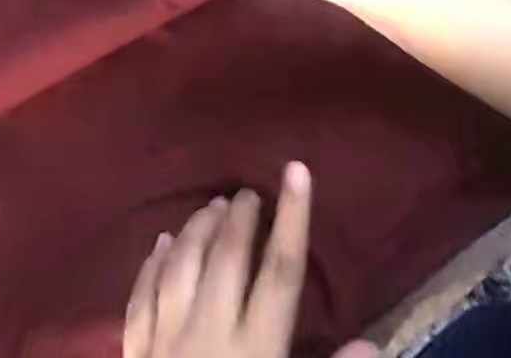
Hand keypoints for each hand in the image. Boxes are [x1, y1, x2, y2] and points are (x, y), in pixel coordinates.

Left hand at [123, 161, 373, 357]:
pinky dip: (150, 266)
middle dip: (242, 217)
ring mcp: (164, 345)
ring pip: (180, 266)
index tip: (298, 170)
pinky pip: (139, 300)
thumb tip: (371, 345)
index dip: (293, 218)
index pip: (280, 272)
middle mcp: (208, 336)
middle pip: (228, 258)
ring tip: (213, 205)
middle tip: (251, 190)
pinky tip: (159, 243)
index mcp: (254, 352)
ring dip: (197, 229)